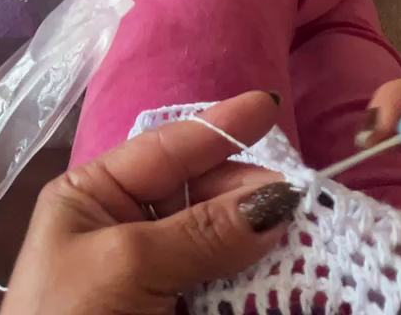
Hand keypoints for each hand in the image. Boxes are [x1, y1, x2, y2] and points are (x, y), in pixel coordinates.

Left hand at [0, 92, 297, 314]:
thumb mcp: (127, 265)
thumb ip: (199, 232)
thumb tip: (275, 199)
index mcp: (93, 194)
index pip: (165, 149)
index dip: (217, 127)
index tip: (268, 105)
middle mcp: (124, 226)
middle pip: (198, 194)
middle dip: (246, 190)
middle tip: (302, 197)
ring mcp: (151, 276)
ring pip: (218, 243)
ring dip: (259, 238)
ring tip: (307, 231)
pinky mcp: (176, 313)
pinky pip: (222, 287)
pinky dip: (253, 282)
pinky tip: (287, 275)